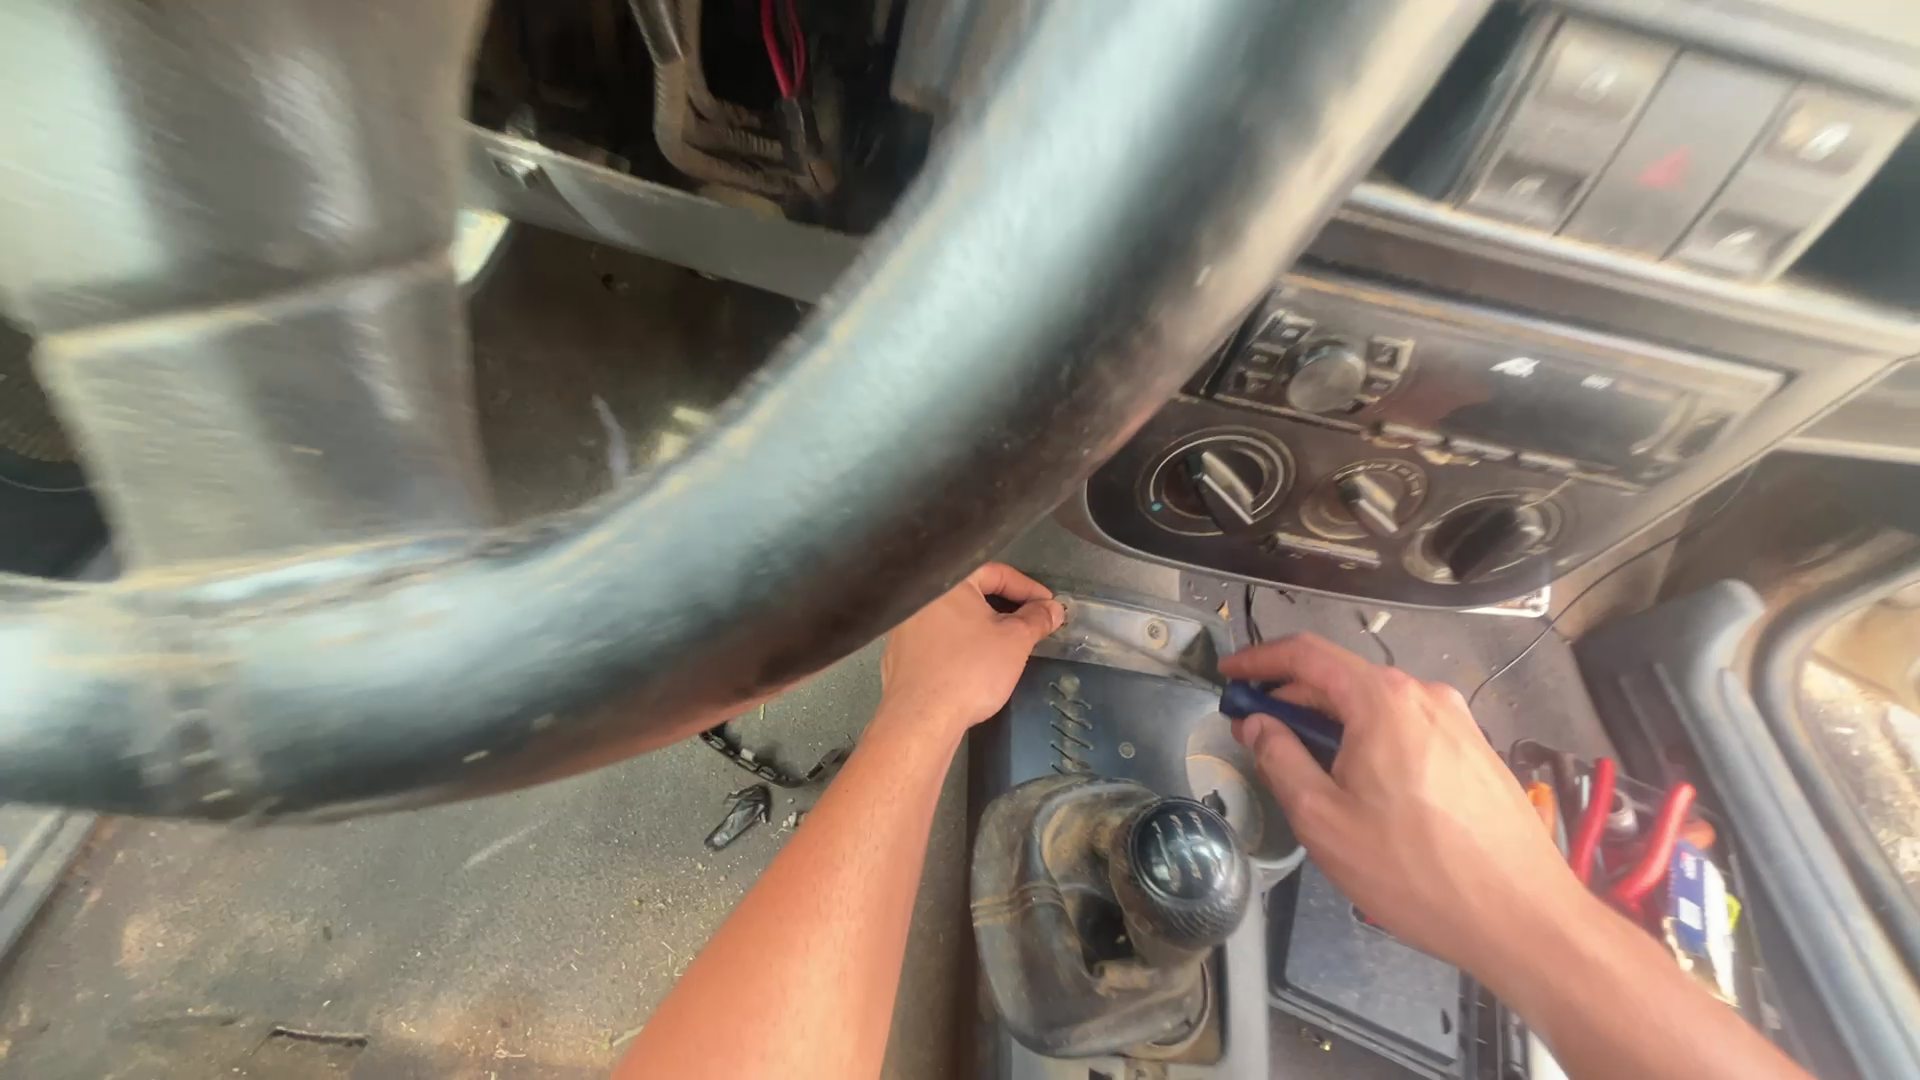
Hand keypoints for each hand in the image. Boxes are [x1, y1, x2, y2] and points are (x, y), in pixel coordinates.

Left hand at [878, 563, 1064, 737]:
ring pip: (954, 618)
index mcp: (947, 583)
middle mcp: (920, 599)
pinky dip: (959, 645)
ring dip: (982, 627)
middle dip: (1005, 608)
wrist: (921, 718)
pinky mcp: (899, 654)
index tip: (1046, 605)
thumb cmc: (970, 670)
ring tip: (1006, 645)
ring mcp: (905, 627)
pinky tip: (973, 664)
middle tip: (1030, 624)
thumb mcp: (1015, 641)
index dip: (1027, 588)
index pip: (995, 572)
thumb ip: (1037, 618)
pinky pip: (937, 639)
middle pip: (972, 593)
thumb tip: (1053, 608)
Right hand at [1220, 633, 1583, 977]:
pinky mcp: (1474, 751)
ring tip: (1303, 766)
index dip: (1257, 658)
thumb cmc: (1415, 869)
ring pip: (1371, 704)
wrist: (1529, 922)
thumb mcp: (1322, 818)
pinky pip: (1402, 726)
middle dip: (1289, 699)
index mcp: (1382, 700)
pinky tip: (1357, 782)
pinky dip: (1364, 737)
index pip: (1305, 653)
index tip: (1227, 674)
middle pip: (1338, 678)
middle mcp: (1422, 695)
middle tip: (1255, 734)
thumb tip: (1259, 726)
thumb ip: (1279, 759)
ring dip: (1326, 722)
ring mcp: (1456, 721)